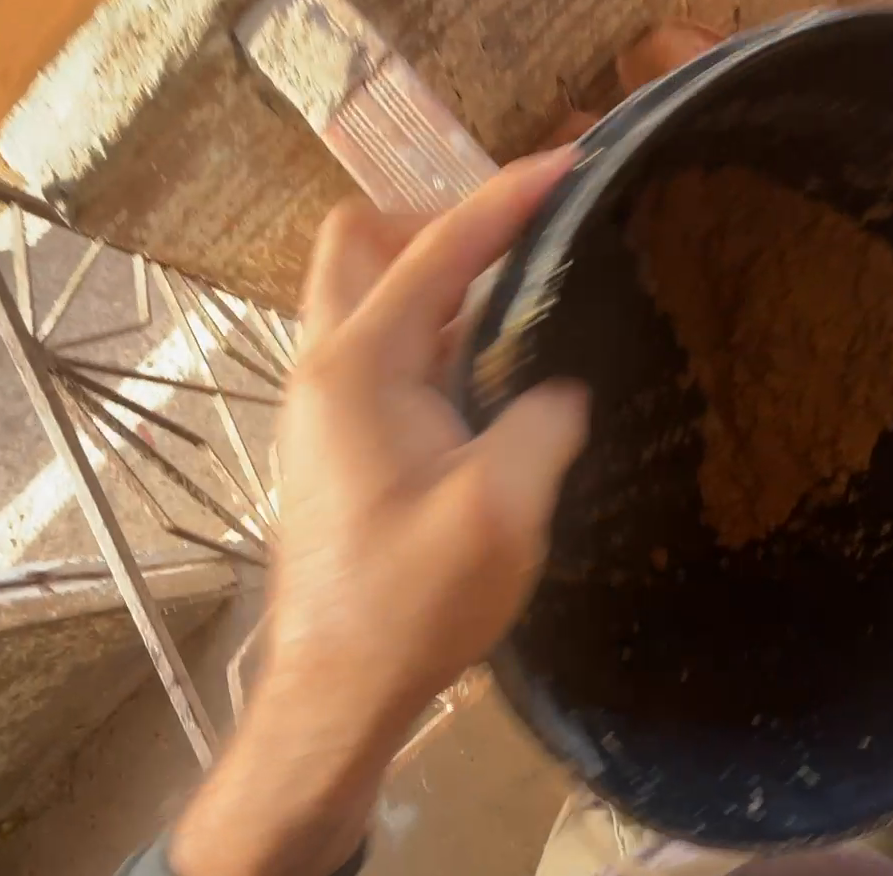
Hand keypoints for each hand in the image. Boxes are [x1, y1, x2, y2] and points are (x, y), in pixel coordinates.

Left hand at [171, 148, 588, 875]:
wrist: (338, 689)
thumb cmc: (413, 603)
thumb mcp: (502, 510)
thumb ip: (542, 424)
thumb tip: (556, 392)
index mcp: (358, 368)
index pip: (434, 249)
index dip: (504, 200)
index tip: (568, 170)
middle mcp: (325, 370)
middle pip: (365, 246)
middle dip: (442, 227)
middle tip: (520, 254)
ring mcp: (323, 410)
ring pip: (371, 303)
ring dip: (440, 288)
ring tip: (518, 312)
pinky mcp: (338, 447)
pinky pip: (383, 358)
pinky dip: (433, 342)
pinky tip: (485, 383)